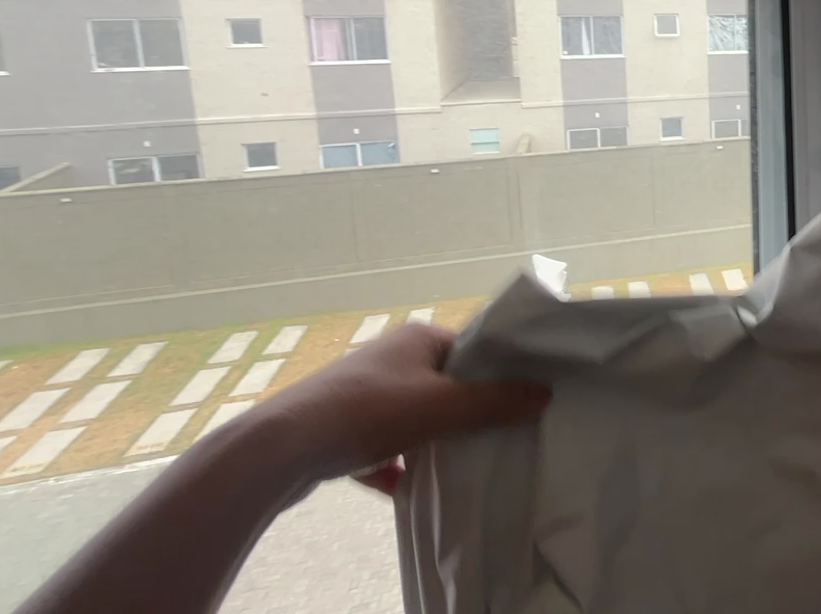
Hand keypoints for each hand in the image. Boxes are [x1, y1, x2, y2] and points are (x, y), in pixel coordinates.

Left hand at [256, 323, 548, 493]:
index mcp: (419, 336)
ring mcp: (358, 391)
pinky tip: (406, 484)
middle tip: (498, 426)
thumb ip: (497, 402)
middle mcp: (389, 356)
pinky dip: (394, 462)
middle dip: (467, 405)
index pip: (473, 346)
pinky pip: (378, 443)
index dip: (499, 369)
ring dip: (431, 434)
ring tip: (459, 456)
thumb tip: (545, 395)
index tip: (521, 393)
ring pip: (411, 412)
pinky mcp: (333, 427)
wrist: (275, 453)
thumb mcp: (445, 406)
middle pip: (445, 380)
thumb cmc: (369, 412)